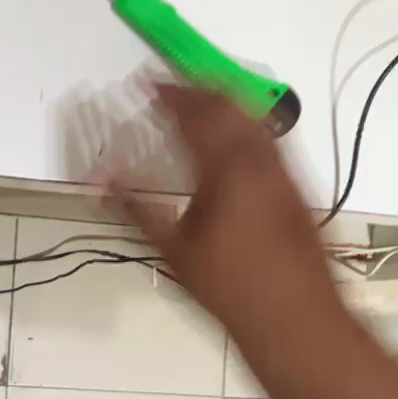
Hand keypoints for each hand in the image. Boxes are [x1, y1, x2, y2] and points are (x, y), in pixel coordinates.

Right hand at [109, 86, 340, 336]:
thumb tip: (98, 180)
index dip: (168, 94)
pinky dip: (247, 124)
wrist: (296, 316)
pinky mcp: (300, 185)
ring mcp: (286, 171)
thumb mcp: (172, 250)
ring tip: (199, 100)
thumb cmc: (227, 287)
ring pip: (255, 117)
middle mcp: (259, 160)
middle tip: (170, 85)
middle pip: (229, 104)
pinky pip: (271, 138)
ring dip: (224, 101)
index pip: (193, 115)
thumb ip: (135, 209)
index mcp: (225, 171)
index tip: (145, 82)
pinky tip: (236, 139)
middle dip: (197, 87)